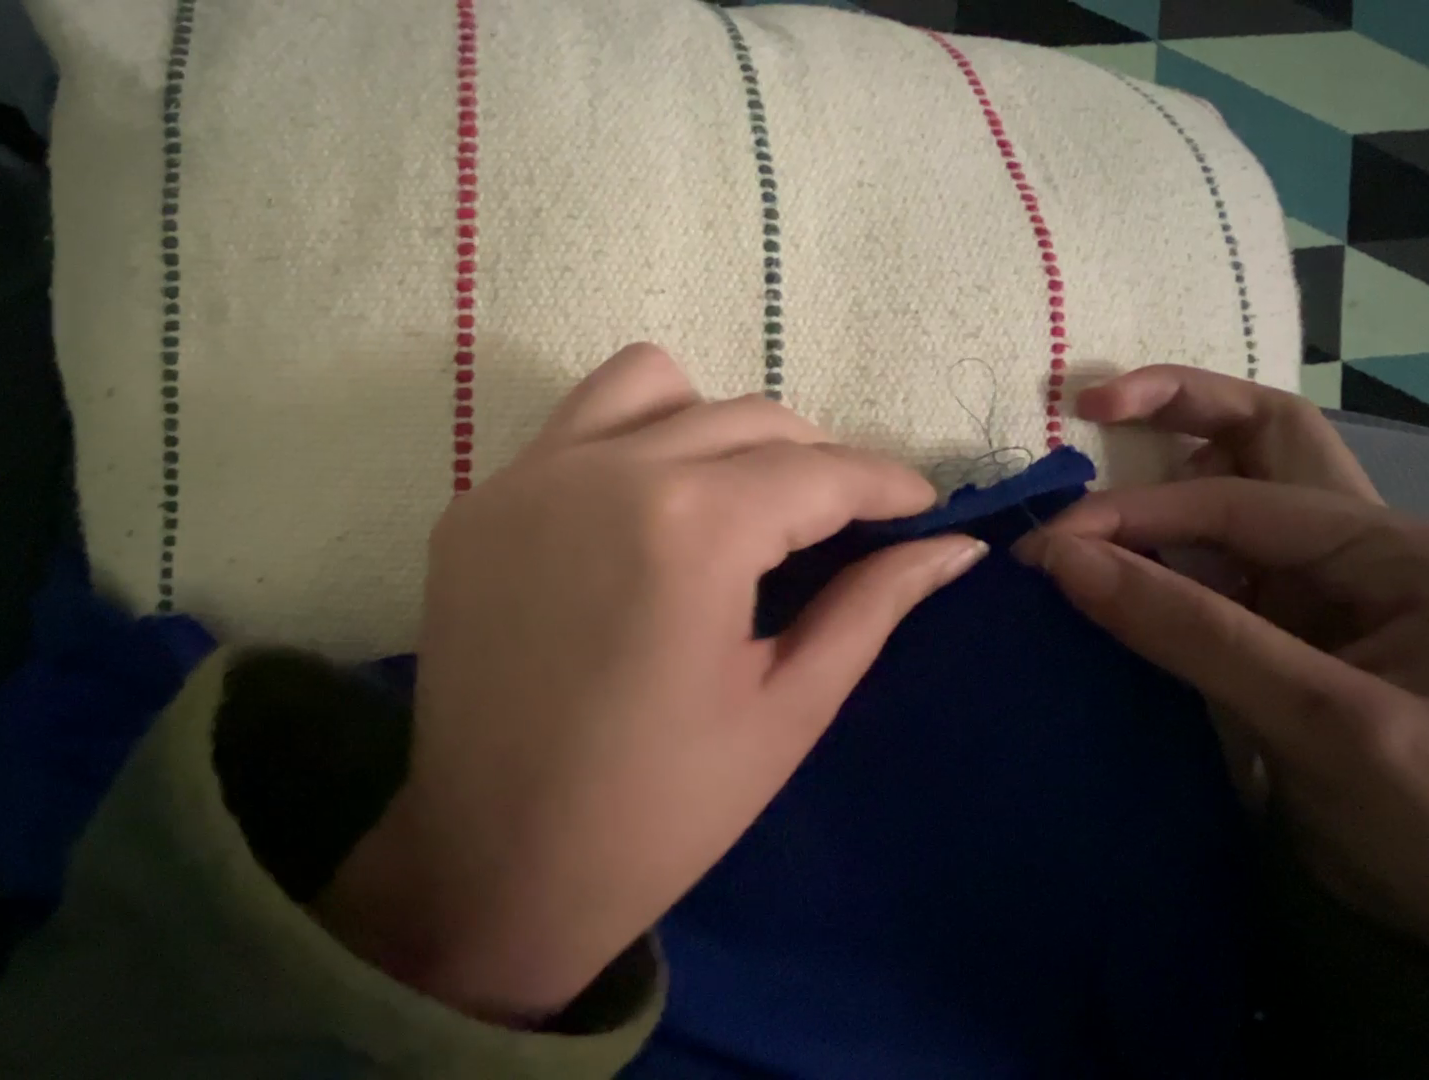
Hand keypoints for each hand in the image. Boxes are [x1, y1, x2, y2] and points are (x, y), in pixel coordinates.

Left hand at [316, 344, 986, 1022]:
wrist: (495, 865)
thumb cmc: (659, 812)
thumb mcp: (785, 711)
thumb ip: (870, 607)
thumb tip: (954, 548)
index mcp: (691, 528)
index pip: (817, 470)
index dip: (885, 482)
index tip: (921, 505)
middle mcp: (601, 471)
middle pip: (743, 417)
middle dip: (813, 459)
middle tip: (841, 520)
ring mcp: (523, 479)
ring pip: (647, 386)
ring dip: (712, 424)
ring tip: (734, 497)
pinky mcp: (474, 506)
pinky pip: (571, 434)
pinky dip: (628, 448)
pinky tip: (643, 519)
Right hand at [1019, 366, 1428, 999]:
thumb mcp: (1327, 723)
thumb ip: (1190, 630)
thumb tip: (1061, 559)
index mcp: (1409, 552)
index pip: (1239, 502)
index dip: (1133, 515)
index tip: (1042, 550)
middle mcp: (1368, 551)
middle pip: (1261, 447)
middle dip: (1174, 413)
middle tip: (1084, 402)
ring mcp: (1324, 594)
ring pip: (1227, 507)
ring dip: (1154, 486)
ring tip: (1080, 484)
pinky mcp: (1284, 639)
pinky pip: (1207, 576)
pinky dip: (1149, 561)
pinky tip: (1101, 569)